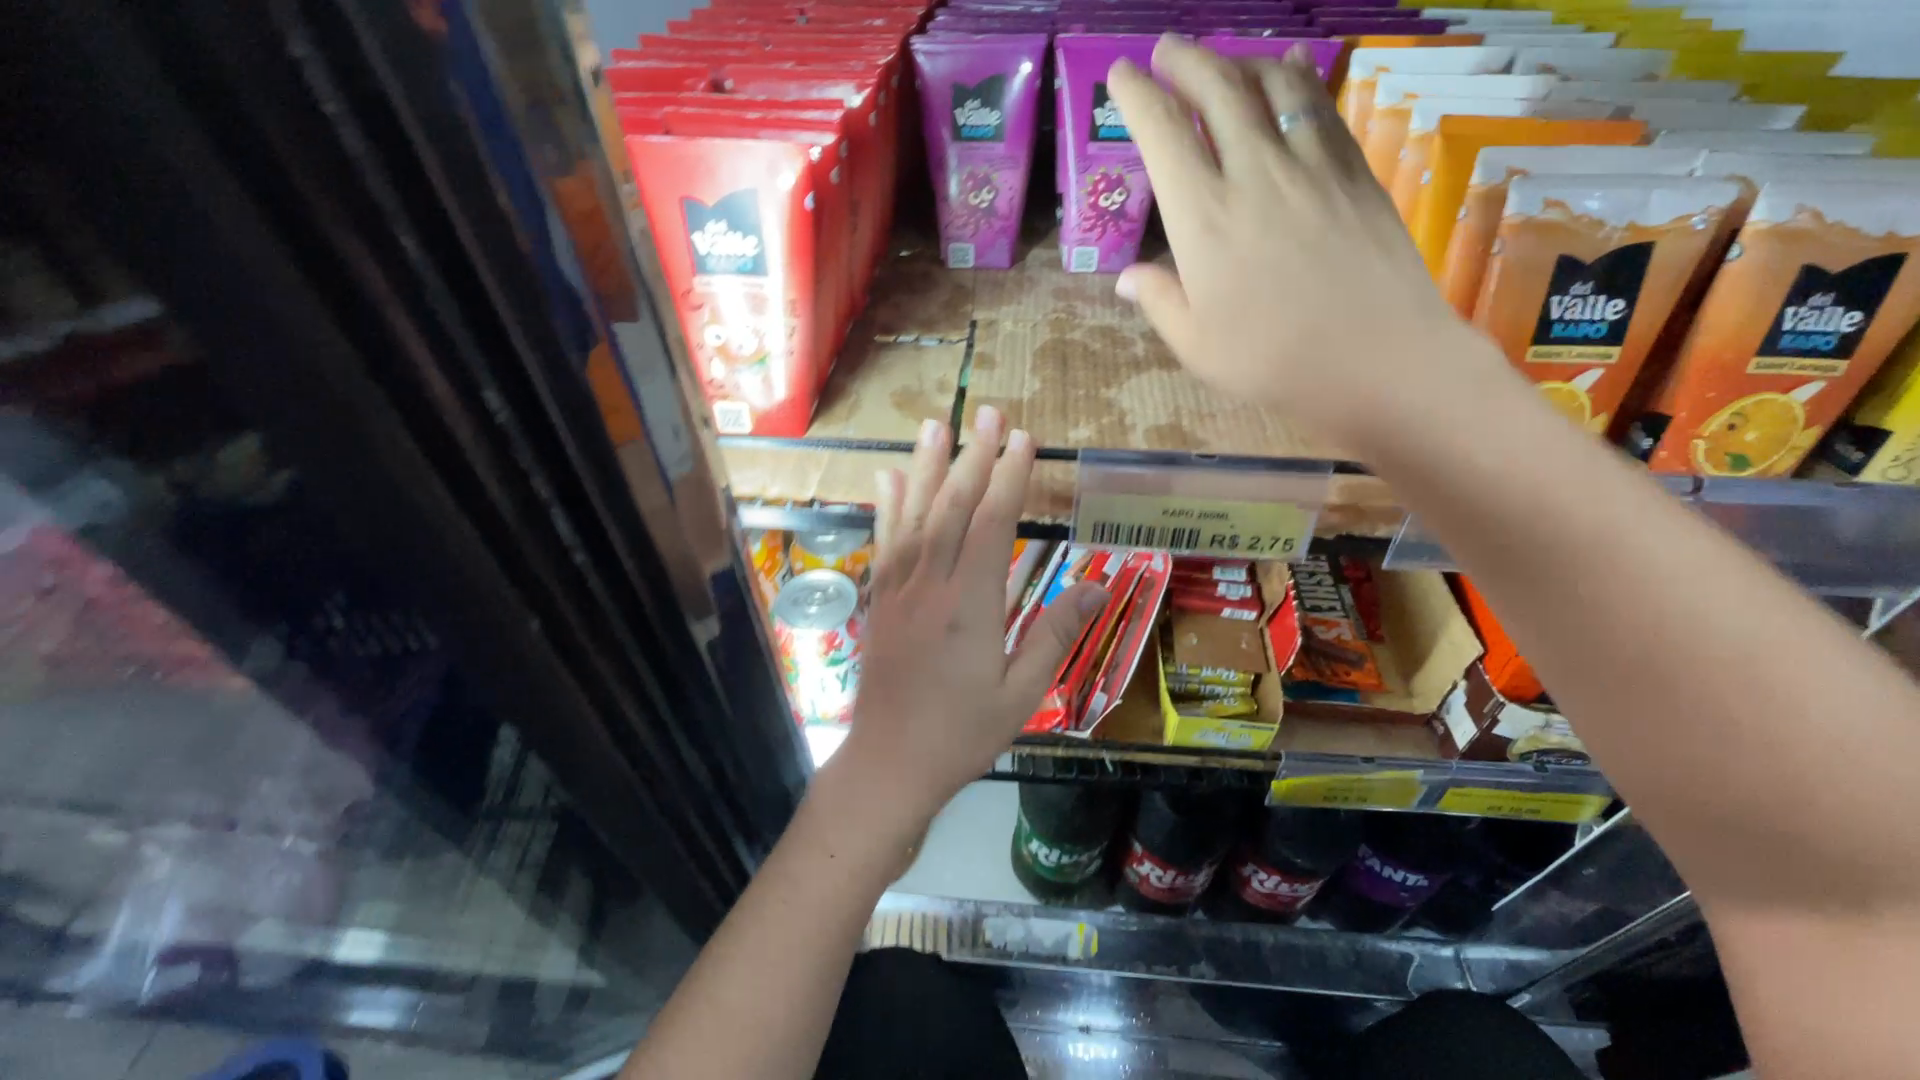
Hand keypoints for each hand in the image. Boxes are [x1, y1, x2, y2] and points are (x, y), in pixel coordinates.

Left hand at [835, 407, 1106, 822]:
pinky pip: (885, 543)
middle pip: (952, 508)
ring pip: (914, 516)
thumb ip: (1056, 636)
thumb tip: (1100, 587)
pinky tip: (890, 478)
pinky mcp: (880, 601)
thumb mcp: (1021, 694)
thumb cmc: (962, 734)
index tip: (1024, 439)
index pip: (992, 526)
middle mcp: (930, 586)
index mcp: (970, 606)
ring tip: (937, 424)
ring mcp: (899, 591)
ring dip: (927, 467)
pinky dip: (889, 506)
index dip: (1009, 478)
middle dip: (973, 456)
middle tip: (989, 412)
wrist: (890, 763)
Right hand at [1106, 37, 1509, 452]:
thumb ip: (1160, 301)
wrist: (1381, 359)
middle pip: (1217, 90)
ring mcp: (1310, 165)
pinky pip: (1321, 106)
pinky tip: (1292, 65)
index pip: (1162, 135)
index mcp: (1203, 218)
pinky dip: (1300, 76)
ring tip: (1222, 60)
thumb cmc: (1275, 361)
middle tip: (1166, 50)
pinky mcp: (1354, 169)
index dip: (1137, 96)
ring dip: (1240, 61)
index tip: (1120, 75)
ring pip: (1272, 86)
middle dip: (1185, 60)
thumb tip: (1126, 277)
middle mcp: (1254, 173)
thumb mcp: (1197, 345)